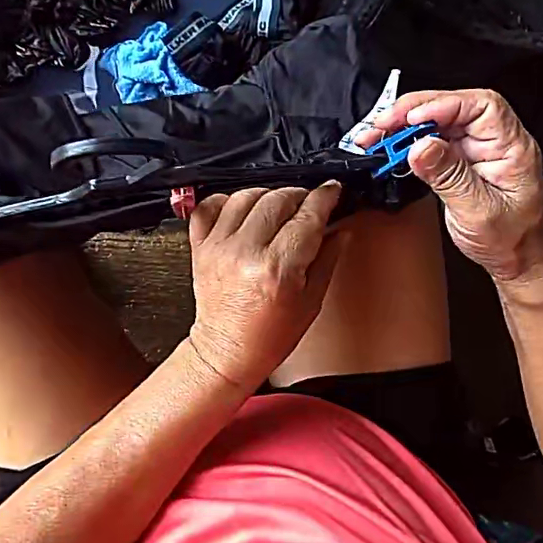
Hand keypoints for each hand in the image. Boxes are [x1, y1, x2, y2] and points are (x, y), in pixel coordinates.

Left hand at [185, 184, 348, 388]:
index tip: (332, 191)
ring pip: (246, 194)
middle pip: (278, 198)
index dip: (325, 197)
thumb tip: (341, 230)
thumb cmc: (268, 335)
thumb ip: (327, 258)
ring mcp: (219, 247)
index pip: (308, 214)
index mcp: (278, 268)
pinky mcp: (200, 247)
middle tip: (308, 207)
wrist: (227, 351)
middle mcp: (246, 252)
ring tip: (277, 212)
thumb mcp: (311, 301)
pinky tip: (242, 213)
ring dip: (267, 196)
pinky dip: (227, 201)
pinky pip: (210, 206)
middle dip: (300, 197)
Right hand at [356, 89, 542, 283]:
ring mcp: (474, 147)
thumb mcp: (479, 212)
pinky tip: (387, 146)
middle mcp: (493, 140)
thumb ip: (450, 177)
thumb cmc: (510, 238)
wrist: (513, 257)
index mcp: (512, 146)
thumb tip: (421, 148)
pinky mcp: (456, 156)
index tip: (413, 118)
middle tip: (381, 125)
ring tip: (374, 135)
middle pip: (452, 107)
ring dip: (402, 124)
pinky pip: (428, 138)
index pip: (481, 107)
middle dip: (413, 111)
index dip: (444, 105)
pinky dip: (404, 140)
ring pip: (435, 120)